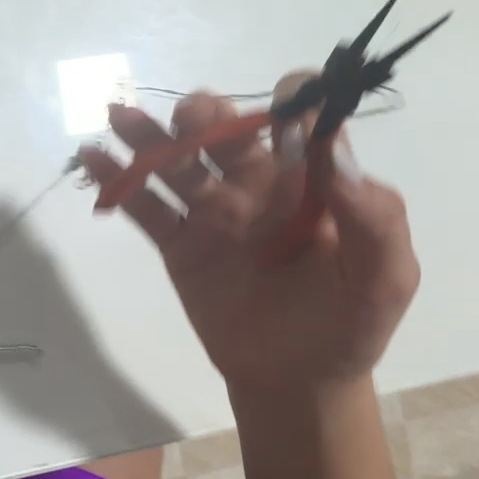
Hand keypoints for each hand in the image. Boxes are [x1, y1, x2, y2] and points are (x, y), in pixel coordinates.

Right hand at [79, 73, 420, 391]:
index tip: (282, 100)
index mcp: (312, 183)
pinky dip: (118, 182)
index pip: (302, 126)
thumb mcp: (385, 277)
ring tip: (121, 116)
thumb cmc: (349, 325)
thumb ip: (373, 216)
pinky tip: (94, 157)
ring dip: (148, 137)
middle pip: (226, 136)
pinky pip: (145, 209)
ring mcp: (212, 216)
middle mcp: (258, 187)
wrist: (294, 379)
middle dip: (207, 115)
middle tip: (191, 114)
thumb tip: (334, 153)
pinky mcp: (178, 246)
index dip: (291, 104)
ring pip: (177, 165)